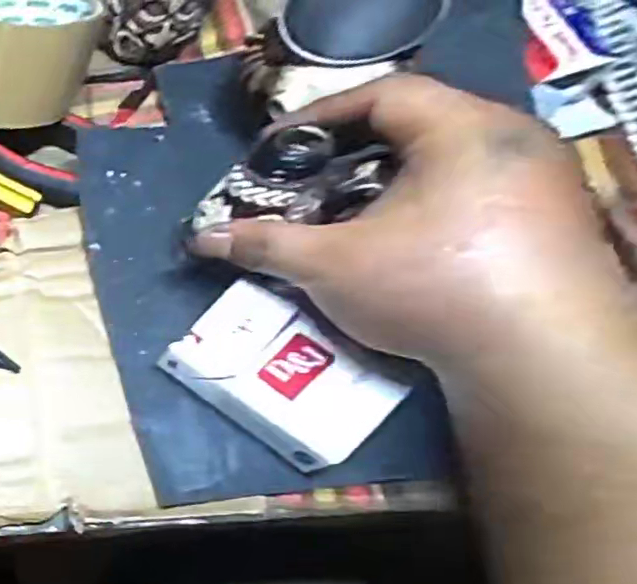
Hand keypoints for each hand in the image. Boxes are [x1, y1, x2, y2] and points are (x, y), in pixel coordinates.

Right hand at [188, 75, 629, 370]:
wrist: (528, 340)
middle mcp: (505, 140)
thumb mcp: (328, 264)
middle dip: (341, 156)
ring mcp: (525, 177)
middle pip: (409, 129)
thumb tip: (203, 237)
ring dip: (370, 186)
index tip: (273, 145)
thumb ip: (263, 244)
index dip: (322, 113)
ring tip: (325, 218)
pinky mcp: (529, 215)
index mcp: (464, 131)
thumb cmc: (427, 282)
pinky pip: (453, 192)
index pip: (388, 94)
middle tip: (293, 184)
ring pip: (431, 164)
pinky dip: (402, 207)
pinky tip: (372, 242)